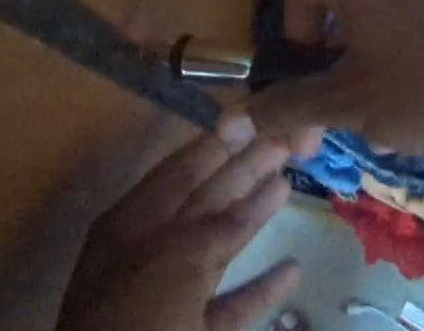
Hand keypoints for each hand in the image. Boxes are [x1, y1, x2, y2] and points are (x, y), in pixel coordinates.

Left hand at [55, 120, 303, 330]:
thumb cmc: (134, 326)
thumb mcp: (172, 265)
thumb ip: (212, 228)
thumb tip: (247, 201)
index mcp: (131, 226)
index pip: (183, 168)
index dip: (221, 141)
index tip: (258, 115)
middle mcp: (147, 254)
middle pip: (205, 200)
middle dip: (245, 168)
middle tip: (288, 137)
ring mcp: (167, 300)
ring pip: (219, 247)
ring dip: (254, 216)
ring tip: (290, 184)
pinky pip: (229, 307)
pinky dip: (259, 288)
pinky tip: (291, 269)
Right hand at [243, 0, 423, 153]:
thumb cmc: (420, 91)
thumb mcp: (346, 103)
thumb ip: (289, 104)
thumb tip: (239, 117)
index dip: (293, 40)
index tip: (312, 81)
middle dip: (330, 50)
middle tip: (342, 98)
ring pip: (379, 6)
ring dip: (367, 46)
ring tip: (384, 95)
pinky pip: (417, 10)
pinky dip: (406, 39)